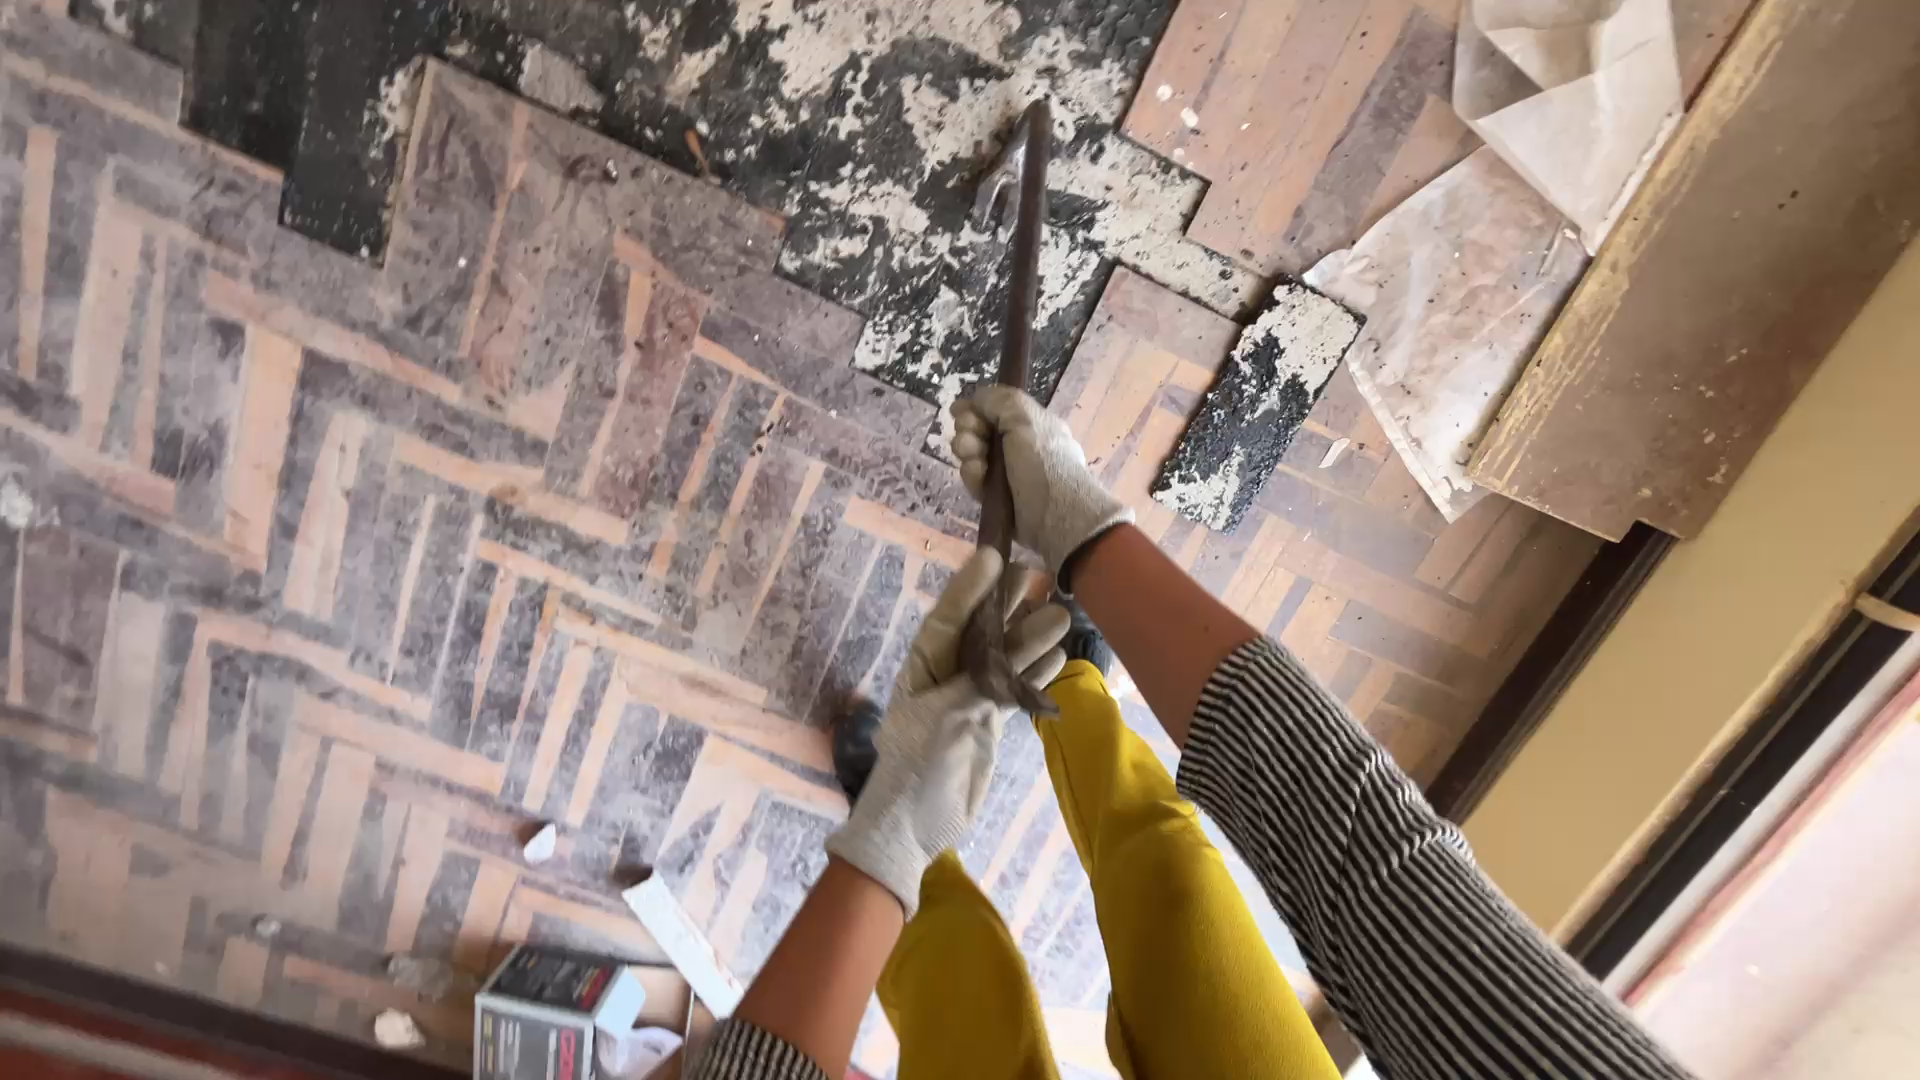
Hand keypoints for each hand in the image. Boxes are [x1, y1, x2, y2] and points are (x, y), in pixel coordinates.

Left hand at [824, 547, 1068, 914]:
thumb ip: (980, 682)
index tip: (994, 555)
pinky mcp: (987, 720)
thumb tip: (1014, 653)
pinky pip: (1014, 689)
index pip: (948, 617)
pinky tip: (1057, 658)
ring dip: (1030, 638)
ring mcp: (970, 696)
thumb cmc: (919, 766)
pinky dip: (1035, 674)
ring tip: (1059, 613)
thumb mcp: (946, 717)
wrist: (915, 825)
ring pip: (1004, 658)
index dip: (970, 587)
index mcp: (923, 665)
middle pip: (981, 631)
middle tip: (1035, 574)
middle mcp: (947, 673)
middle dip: (1006, 605)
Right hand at [950, 386, 1133, 583]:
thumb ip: (999, 400)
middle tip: (972, 439)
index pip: (993, 409)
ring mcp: (1005, 472)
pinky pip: (975, 480)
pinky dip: (973, 477)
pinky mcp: (995, 497)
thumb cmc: (1043, 461)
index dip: (973, 408)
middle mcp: (1016, 445)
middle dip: (968, 431)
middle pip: (977, 430)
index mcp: (1028, 424)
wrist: (1054, 513)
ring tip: (977, 460)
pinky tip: (979, 477)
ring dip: (968, 453)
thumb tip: (977, 397)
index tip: (960, 410)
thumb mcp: (1025, 418)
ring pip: (972, 455)